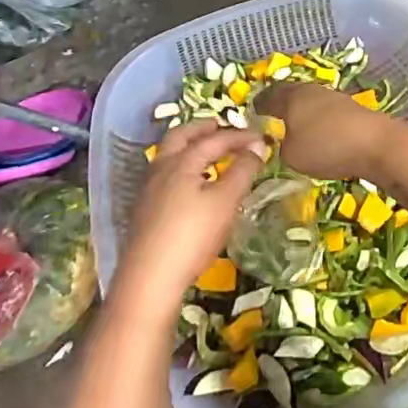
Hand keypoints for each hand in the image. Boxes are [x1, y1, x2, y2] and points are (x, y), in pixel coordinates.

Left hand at [113, 122, 264, 313]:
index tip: (263, 138)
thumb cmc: (192, 235)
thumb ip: (244, 169)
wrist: (148, 280)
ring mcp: (148, 189)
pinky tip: (195, 185)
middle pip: (181, 137)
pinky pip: (166, 174)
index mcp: (182, 161)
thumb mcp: (226, 200)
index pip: (216, 138)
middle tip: (222, 127)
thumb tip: (258, 145)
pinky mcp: (145, 210)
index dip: (241, 136)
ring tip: (212, 154)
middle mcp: (161, 168)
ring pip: (169, 156)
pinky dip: (184, 167)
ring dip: (191, 147)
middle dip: (203, 128)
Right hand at [256, 83, 397, 182]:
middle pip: (292, 96)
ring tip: (295, 130)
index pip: (268, 96)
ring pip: (312, 103)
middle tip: (272, 120)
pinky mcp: (354, 110)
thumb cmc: (327, 147)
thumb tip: (285, 142)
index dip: (258, 106)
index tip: (252, 114)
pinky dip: (321, 122)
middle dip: (281, 106)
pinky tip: (321, 135)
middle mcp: (313, 91)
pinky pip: (328, 114)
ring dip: (303, 114)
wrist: (378, 145)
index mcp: (292, 96)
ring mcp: (336, 98)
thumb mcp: (291, 155)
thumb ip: (281, 147)